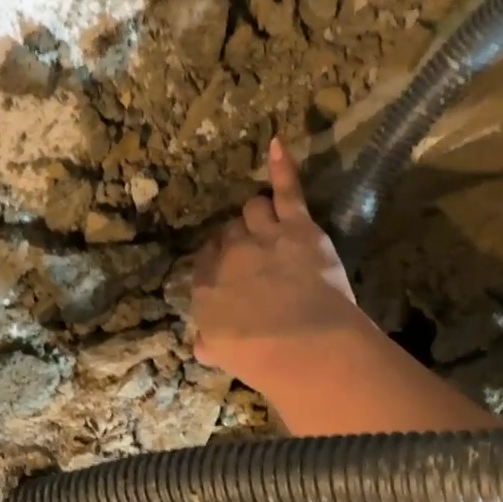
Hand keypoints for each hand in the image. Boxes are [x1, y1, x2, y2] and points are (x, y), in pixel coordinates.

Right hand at [192, 139, 365, 391]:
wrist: (302, 344)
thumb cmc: (259, 357)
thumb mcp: (221, 355)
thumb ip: (208, 344)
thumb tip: (200, 343)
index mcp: (204, 287)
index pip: (204, 260)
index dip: (216, 261)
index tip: (226, 269)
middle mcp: (228, 255)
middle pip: (228, 232)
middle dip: (236, 238)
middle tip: (251, 252)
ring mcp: (263, 236)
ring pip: (252, 210)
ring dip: (256, 215)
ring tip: (267, 223)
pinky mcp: (298, 226)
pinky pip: (287, 190)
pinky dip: (282, 167)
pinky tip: (277, 144)